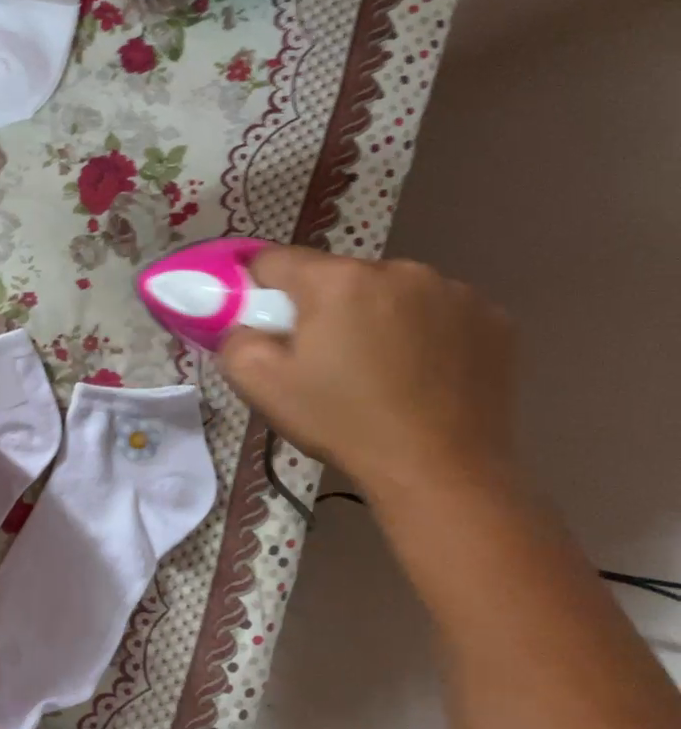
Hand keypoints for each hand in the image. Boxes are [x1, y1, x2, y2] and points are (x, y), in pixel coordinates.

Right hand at [219, 247, 517, 497]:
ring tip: (372, 367)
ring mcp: (455, 292)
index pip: (274, 258)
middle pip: (335, 276)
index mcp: (337, 281)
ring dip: (371, 316)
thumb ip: (235, 337)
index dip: (256, 287)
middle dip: (318, 305)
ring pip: (387, 292)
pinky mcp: (493, 319)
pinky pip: (435, 311)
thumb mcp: (257, 382)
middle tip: (316, 357)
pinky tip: (416, 372)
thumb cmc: (341, 421)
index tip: (259, 322)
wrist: (441, 469)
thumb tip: (247, 324)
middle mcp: (399, 270)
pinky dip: (418, 331)